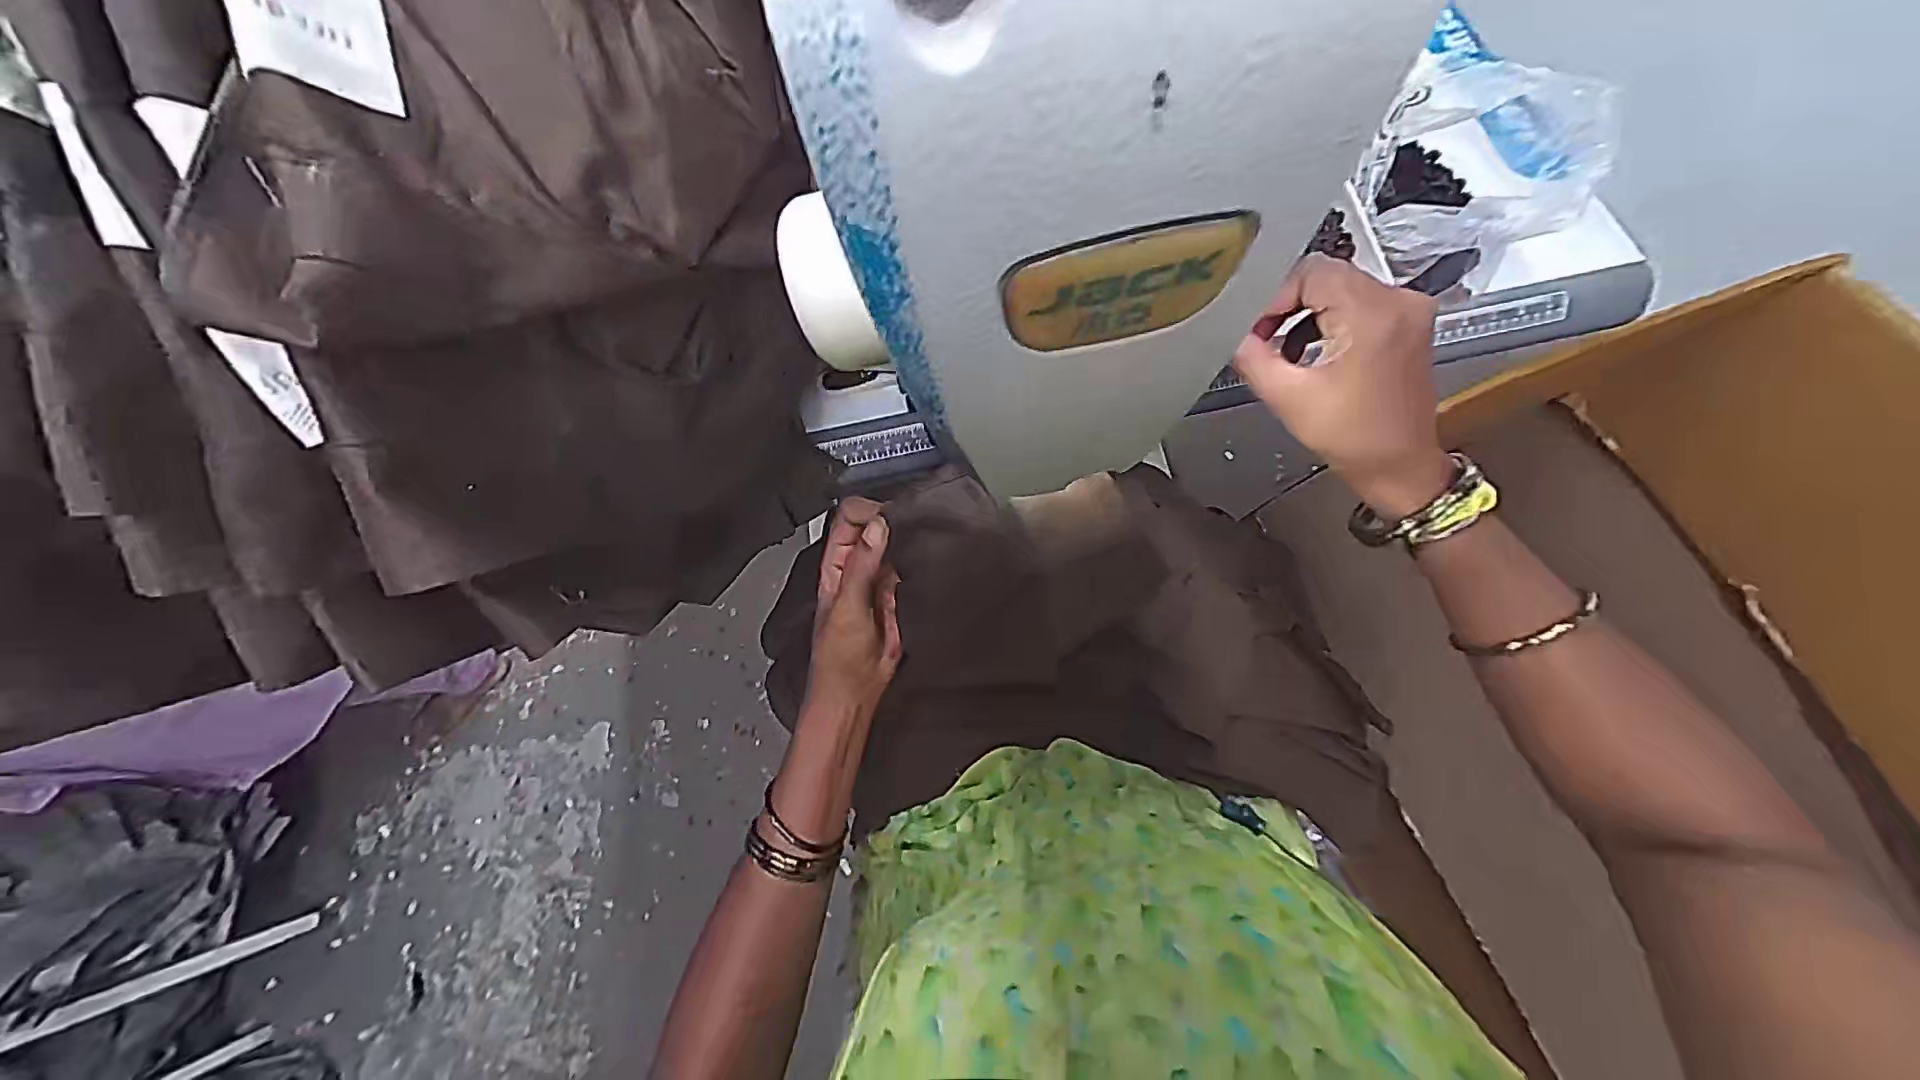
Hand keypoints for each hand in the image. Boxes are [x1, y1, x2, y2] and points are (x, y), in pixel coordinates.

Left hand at [805, 497, 901, 719]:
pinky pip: (909, 571)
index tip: (889, 514)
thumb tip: (877, 527)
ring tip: (923, 536)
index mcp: (834, 566)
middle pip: (873, 529)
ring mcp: (878, 583)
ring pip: (893, 548)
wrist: (855, 693)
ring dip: (906, 540)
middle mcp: (856, 570)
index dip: (866, 510)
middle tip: (911, 519)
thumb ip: (862, 567)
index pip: (847, 521)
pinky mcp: (899, 598)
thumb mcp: (848, 609)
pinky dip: (919, 562)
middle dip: (891, 519)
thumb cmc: (837, 660)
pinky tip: (928, 558)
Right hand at [1234, 254, 1454, 517]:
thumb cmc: (1357, 438)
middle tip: (1262, 337)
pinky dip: (1328, 319)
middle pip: (1326, 275)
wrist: (1399, 463)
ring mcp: (1409, 310)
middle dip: (1286, 304)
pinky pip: (1358, 302)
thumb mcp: (1287, 398)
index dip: (1273, 298)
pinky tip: (1309, 349)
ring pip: (1340, 287)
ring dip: (1305, 313)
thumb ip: (1253, 359)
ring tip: (1283, 349)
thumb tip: (1236, 336)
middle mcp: (1399, 302)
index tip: (1255, 328)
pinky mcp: (1408, 322)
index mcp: (1373, 315)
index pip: (1310, 272)